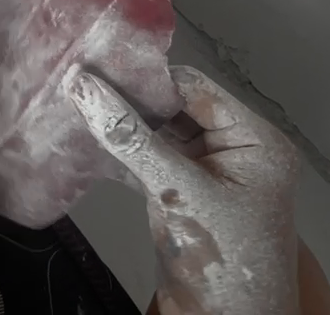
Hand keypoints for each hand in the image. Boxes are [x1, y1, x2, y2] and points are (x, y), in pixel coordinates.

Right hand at [68, 65, 301, 314]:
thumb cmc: (223, 261)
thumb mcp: (177, 192)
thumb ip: (129, 135)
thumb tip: (81, 83)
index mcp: (254, 139)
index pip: (193, 87)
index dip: (147, 78)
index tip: (96, 68)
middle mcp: (234, 145)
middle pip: (173, 103)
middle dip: (130, 97)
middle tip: (79, 82)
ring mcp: (206, 166)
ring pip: (156, 124)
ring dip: (121, 119)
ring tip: (75, 99)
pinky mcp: (181, 185)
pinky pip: (148, 149)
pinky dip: (121, 143)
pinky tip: (86, 130)